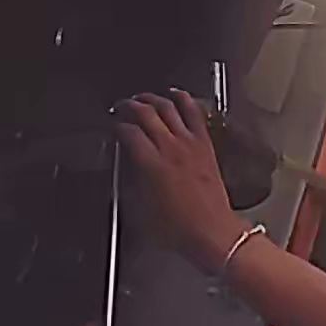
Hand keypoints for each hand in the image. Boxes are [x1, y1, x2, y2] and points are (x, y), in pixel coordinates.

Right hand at [115, 89, 247, 270]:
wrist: (212, 232)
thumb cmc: (180, 228)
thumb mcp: (144, 210)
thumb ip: (133, 182)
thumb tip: (127, 166)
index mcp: (152, 165)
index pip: (129, 133)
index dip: (117, 126)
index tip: (113, 126)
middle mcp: (170, 148)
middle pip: (146, 113)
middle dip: (129, 106)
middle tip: (122, 106)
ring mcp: (188, 142)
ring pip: (167, 107)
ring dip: (151, 98)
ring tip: (142, 97)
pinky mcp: (204, 142)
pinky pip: (193, 111)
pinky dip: (183, 98)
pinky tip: (175, 93)